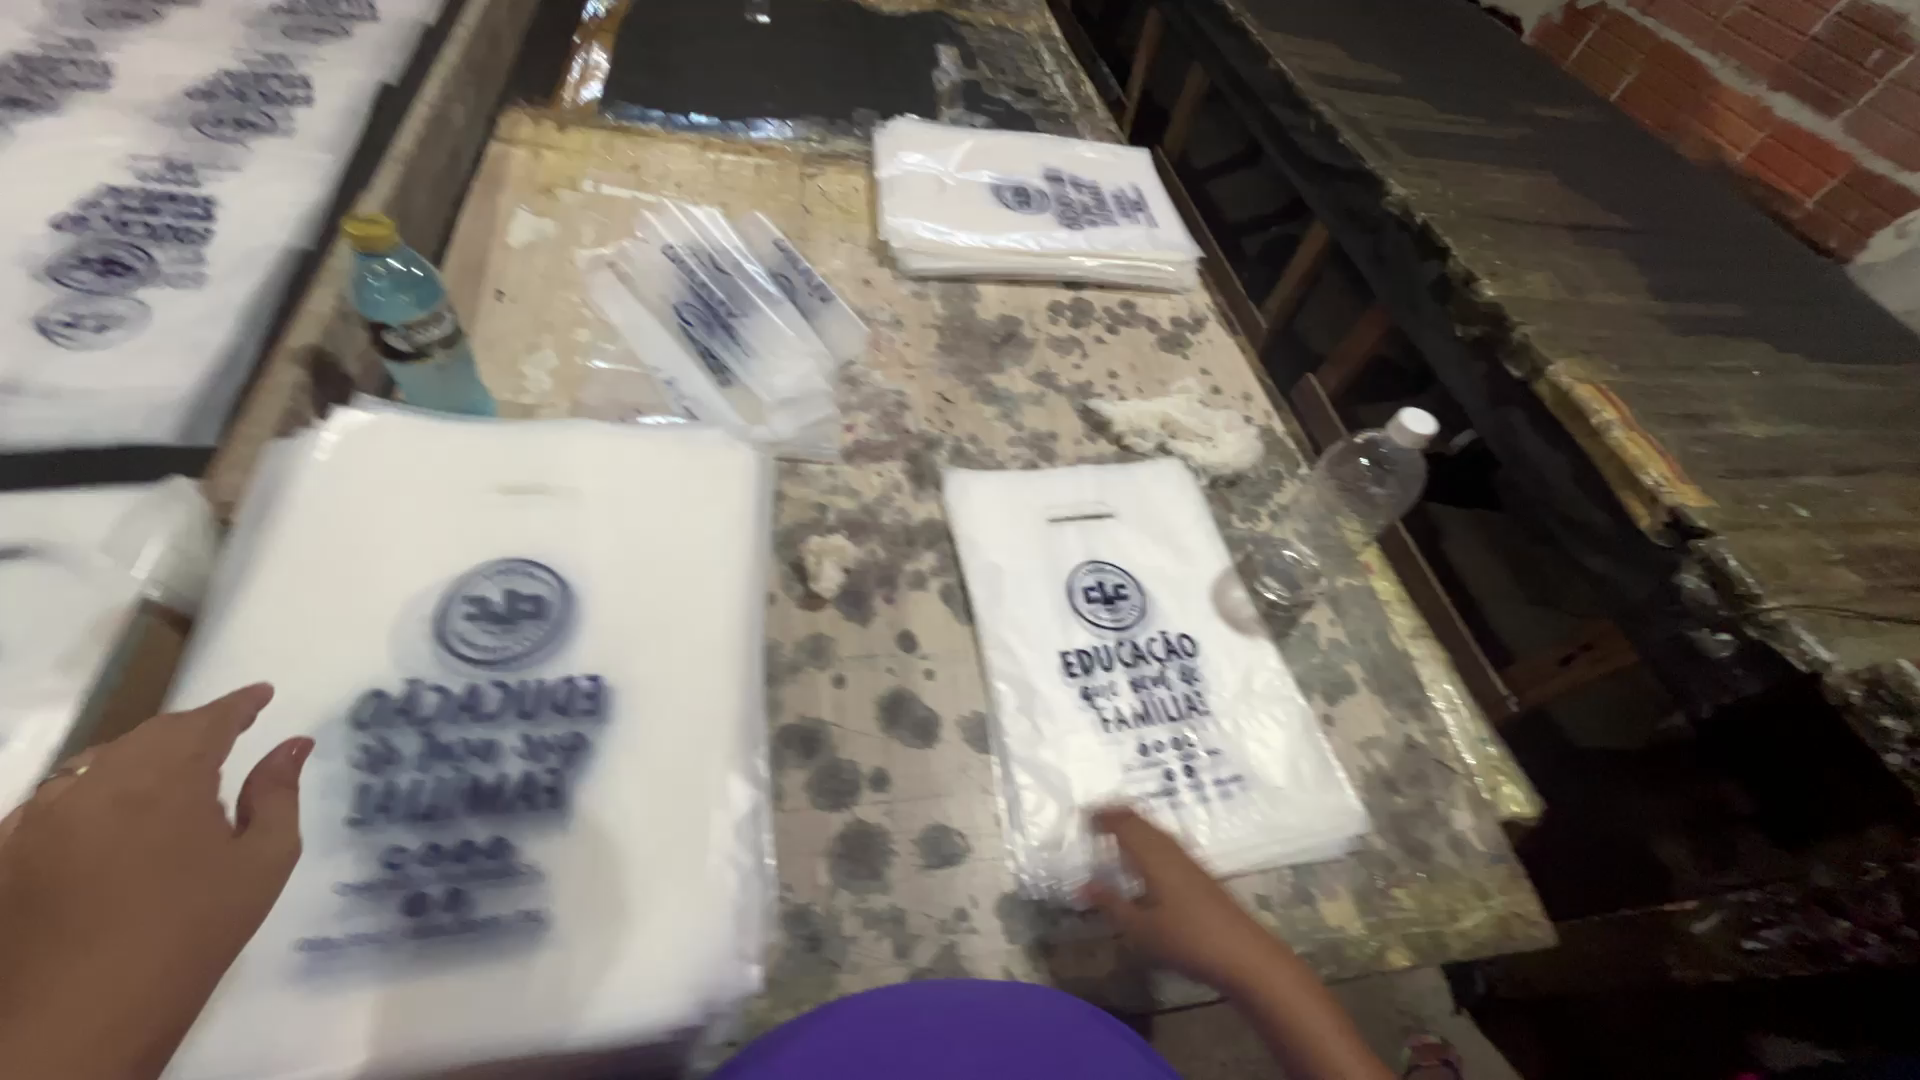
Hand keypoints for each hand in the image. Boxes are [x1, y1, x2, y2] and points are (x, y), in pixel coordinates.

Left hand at [0, 683, 311, 1079]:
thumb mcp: (263, 860)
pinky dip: (97, 785)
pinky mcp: (7, 851)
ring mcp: (39, 819)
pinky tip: (117, 806)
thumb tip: (294, 744)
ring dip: (143, 753)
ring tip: (178, 763)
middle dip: (191, 726)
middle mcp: (94, 786)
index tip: (263, 693)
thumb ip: (279, 794)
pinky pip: (56, 796)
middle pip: (148, 735)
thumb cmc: (195, 930)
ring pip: (97, 761)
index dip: (237, 704)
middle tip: (230, 726)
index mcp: (165, 781)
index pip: (205, 722)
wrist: (80, 1015)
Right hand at [1081, 804, 1284, 992]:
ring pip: (1155, 830)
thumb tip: (1082, 885)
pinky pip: (1166, 842)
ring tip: (1114, 835)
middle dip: (1117, 815)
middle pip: (1141, 820)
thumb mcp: (1141, 929)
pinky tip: (1145, 860)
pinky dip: (1148, 839)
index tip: (1082, 816)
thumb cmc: (1187, 939)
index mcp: (1152, 855)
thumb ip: (1111, 904)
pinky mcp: (1199, 872)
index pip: (1124, 823)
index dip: (1103, 816)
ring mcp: (1188, 859)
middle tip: (1094, 820)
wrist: (1245, 955)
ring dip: (1134, 826)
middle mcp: (1170, 848)